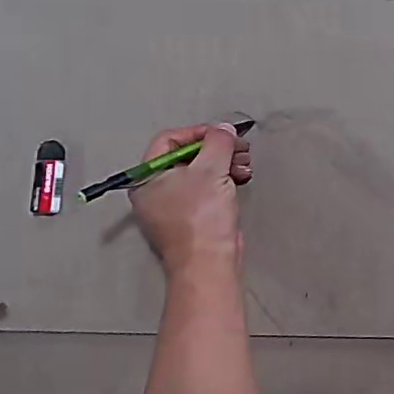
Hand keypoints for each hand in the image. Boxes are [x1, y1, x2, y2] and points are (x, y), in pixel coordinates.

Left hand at [129, 123, 253, 276]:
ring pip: (200, 173)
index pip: (170, 140)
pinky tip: (242, 178)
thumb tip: (224, 129)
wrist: (208, 264)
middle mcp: (155, 191)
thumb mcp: (211, 169)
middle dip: (217, 149)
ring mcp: (172, 207)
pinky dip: (223, 181)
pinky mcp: (191, 220)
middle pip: (187, 156)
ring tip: (245, 165)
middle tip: (240, 148)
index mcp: (147, 177)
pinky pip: (205, 191)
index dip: (198, 132)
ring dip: (225, 163)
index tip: (223, 134)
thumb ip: (218, 142)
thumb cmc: (202, 216)